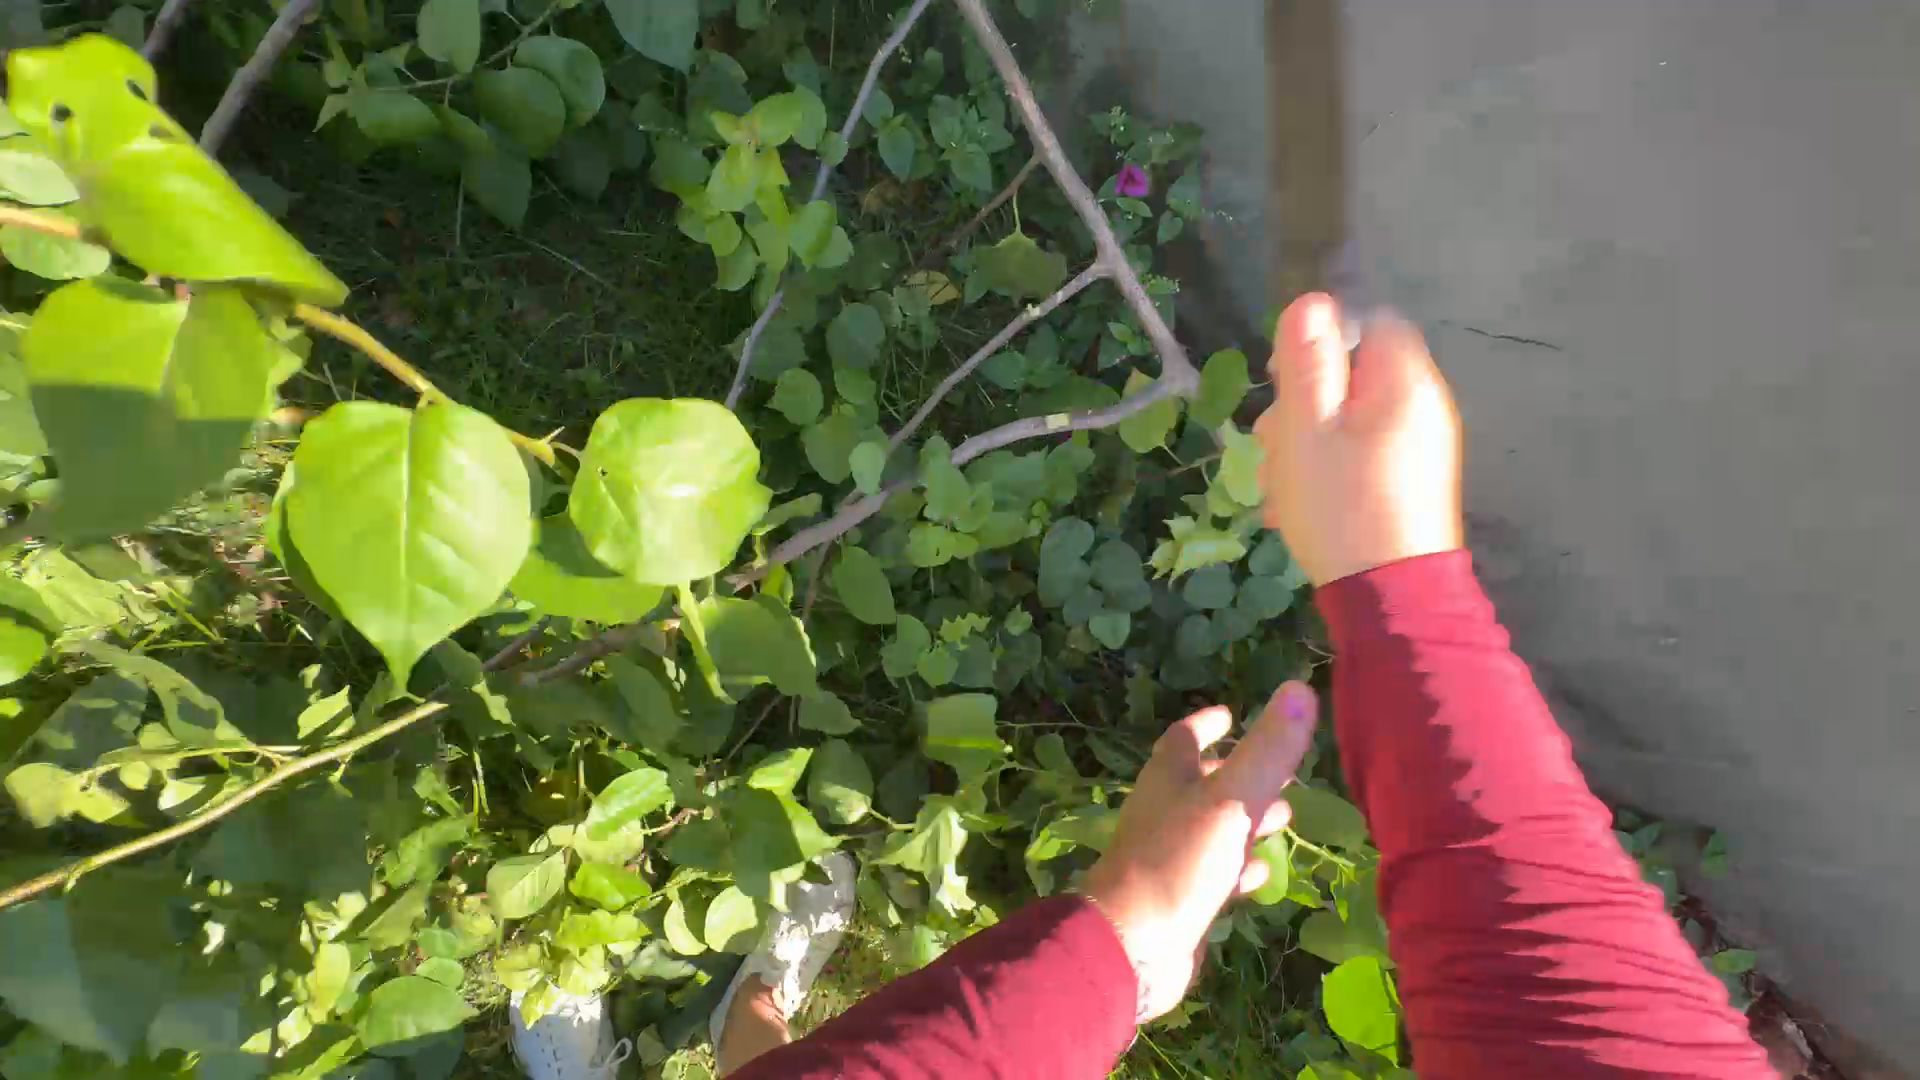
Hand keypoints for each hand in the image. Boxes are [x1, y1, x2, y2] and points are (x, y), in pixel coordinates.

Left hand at [1080, 682, 1317, 1019]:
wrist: (1135, 942)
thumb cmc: (1180, 858)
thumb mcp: (1231, 798)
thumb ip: (1267, 749)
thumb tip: (1300, 687)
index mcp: (1168, 777)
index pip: (1185, 737)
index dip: (1208, 723)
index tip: (1232, 714)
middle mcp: (1164, 808)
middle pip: (1202, 781)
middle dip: (1240, 772)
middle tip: (1282, 771)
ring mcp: (1169, 853)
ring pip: (1212, 825)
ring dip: (1245, 818)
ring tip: (1285, 814)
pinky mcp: (1179, 895)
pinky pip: (1214, 871)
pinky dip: (1239, 865)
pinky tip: (1262, 871)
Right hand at [1253, 293, 1464, 585]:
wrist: (1387, 595)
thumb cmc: (1339, 505)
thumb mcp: (1307, 430)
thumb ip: (1307, 364)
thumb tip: (1309, 302)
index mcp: (1402, 384)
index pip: (1368, 325)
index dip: (1320, 341)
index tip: (1281, 380)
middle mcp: (1421, 408)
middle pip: (1354, 376)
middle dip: (1303, 403)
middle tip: (1270, 443)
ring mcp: (1417, 448)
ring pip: (1349, 420)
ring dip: (1305, 442)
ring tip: (1280, 485)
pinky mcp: (1407, 482)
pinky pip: (1360, 454)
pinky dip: (1325, 468)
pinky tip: (1300, 502)